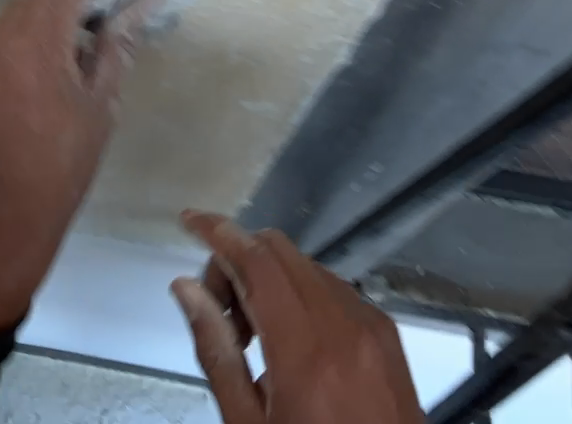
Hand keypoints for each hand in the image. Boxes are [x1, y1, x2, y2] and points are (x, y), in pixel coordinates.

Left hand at [0, 0, 163, 331]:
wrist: (8, 212)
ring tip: (64, 58)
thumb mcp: (103, 103)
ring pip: (13, 16)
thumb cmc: (66, 161)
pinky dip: (17, 44)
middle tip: (93, 34)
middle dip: (68, 5)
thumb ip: (118, 43)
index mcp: (37, 49)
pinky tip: (33, 76)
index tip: (112, 14)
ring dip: (42, 22)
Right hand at [171, 210, 424, 423]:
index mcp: (305, 350)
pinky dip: (299, 293)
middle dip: (238, 260)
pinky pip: (332, 286)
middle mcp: (343, 322)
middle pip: (278, 250)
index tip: (190, 220)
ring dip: (267, 278)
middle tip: (219, 309)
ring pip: (303, 264)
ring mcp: (370, 322)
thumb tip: (186, 288)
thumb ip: (215, 351)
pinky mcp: (385, 329)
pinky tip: (289, 340)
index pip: (256, 261)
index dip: (218, 233)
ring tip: (252, 336)